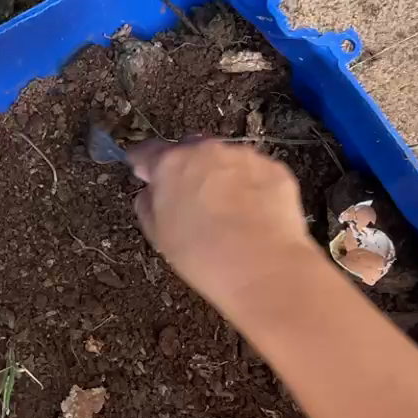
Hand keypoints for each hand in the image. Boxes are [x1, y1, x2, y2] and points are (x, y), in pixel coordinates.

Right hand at [129, 140, 322, 309]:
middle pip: (189, 150)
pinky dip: (250, 187)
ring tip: (227, 213)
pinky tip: (251, 214)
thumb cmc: (205, 255)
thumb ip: (148, 204)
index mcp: (170, 163)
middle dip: (186, 168)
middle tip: (190, 200)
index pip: (147, 150)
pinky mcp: (274, 169)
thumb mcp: (158, 234)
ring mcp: (243, 157)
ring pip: (224, 160)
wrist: (264, 268)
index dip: (144, 162)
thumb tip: (152, 192)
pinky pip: (254, 172)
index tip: (144, 171)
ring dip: (220, 177)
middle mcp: (205, 151)